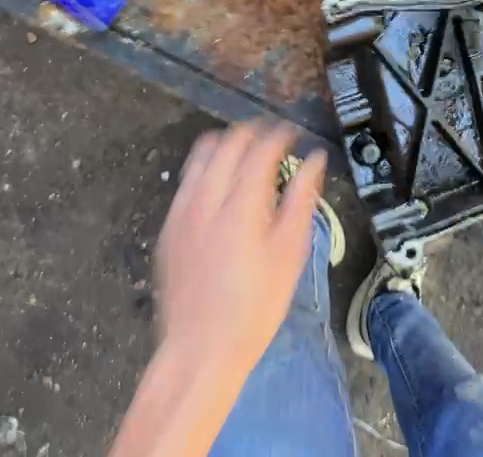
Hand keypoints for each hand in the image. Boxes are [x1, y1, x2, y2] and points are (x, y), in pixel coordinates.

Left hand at [153, 121, 323, 388]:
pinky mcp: (168, 226)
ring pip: (200, 154)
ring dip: (226, 144)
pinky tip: (222, 183)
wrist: (200, 350)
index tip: (294, 132)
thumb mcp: (290, 255)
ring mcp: (181, 210)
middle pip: (227, 142)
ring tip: (247, 152)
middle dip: (253, 132)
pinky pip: (187, 178)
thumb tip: (315, 161)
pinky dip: (207, 167)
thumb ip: (302, 199)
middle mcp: (205, 198)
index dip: (281, 133)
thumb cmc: (254, 307)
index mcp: (240, 204)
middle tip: (275, 138)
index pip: (260, 148)